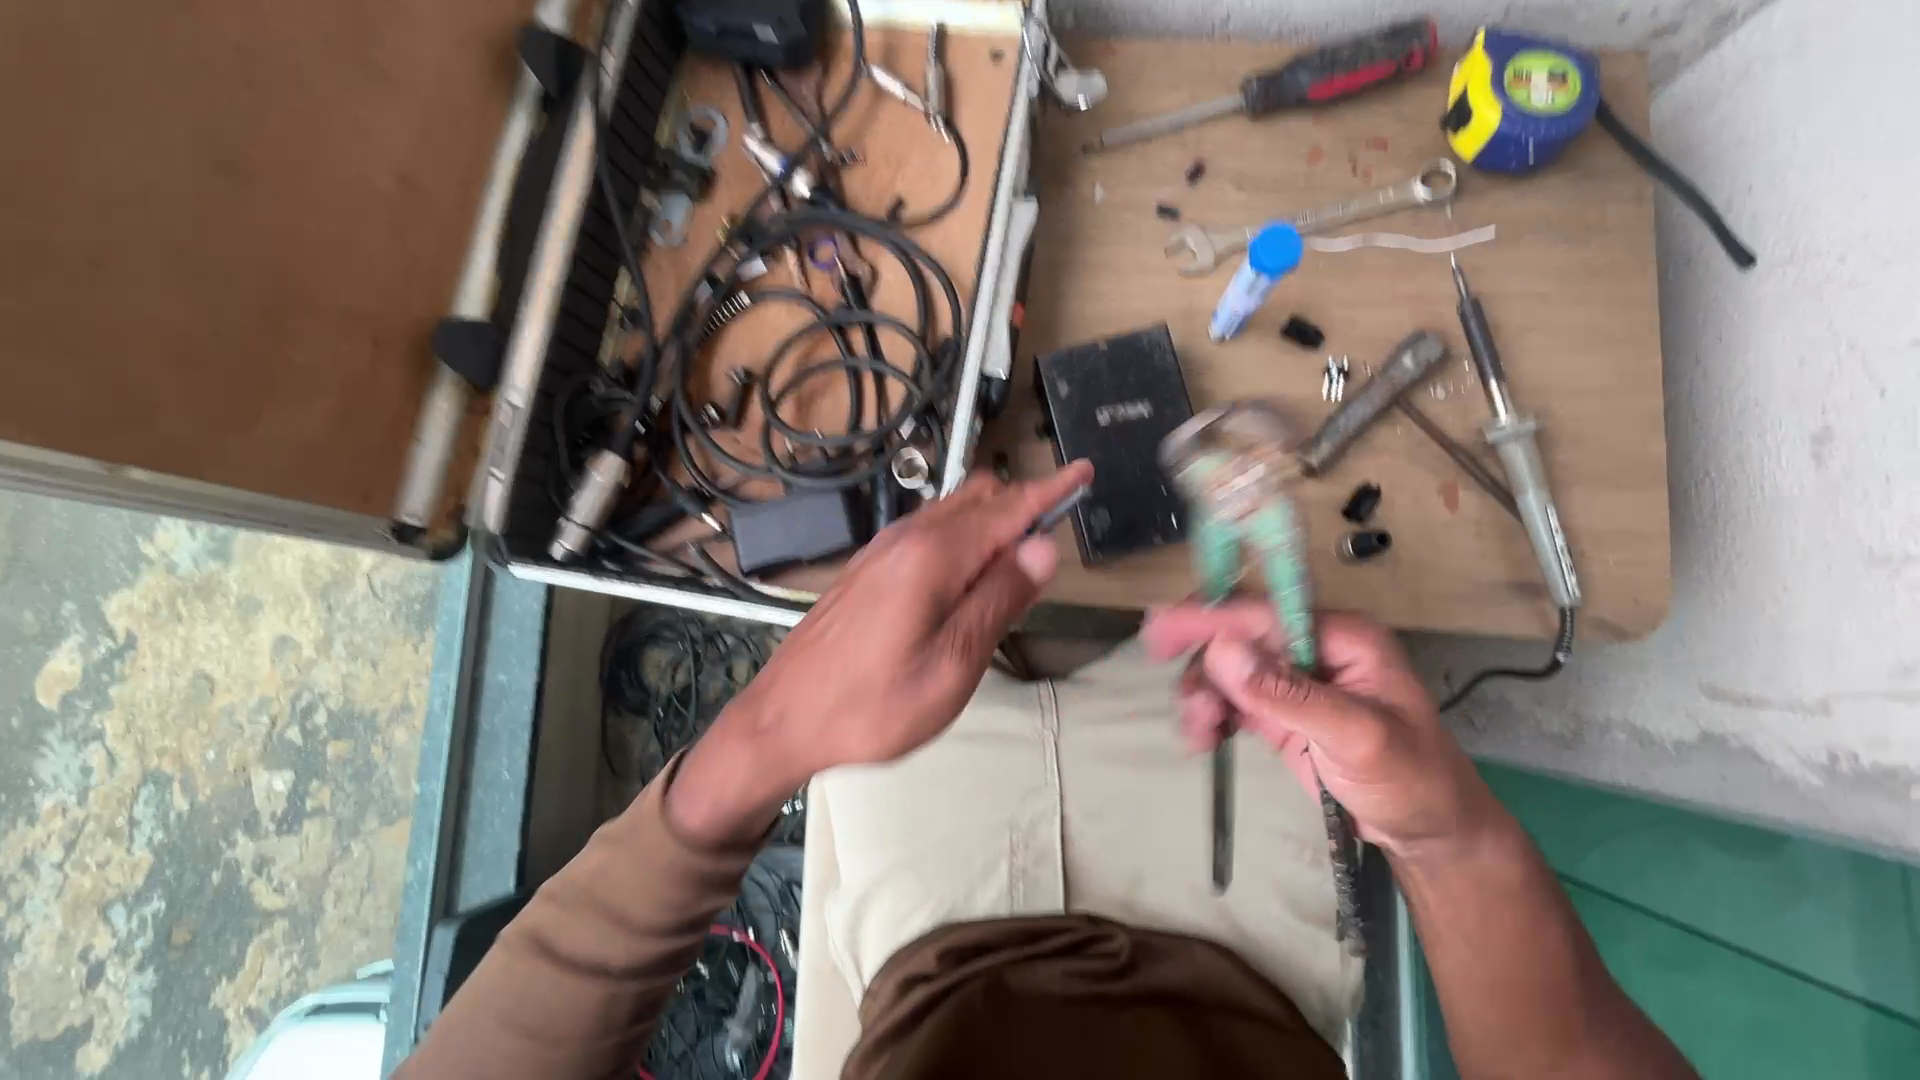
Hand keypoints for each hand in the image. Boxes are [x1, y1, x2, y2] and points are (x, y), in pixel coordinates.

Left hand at [667, 461, 1094, 845]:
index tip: (1085, 472)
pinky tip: (968, 580)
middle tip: (1053, 550)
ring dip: (993, 524)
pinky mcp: (869, 569)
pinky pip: (929, 533)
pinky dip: (964, 539)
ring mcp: (882, 551)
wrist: (782, 720)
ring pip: (953, 513)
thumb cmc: (872, 706)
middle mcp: (907, 538)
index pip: (1008, 508)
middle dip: (1023, 508)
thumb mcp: (951, 665)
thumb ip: (999, 600)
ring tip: (1017, 568)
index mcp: (933, 556)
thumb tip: (1043, 546)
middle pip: (980, 500)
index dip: (1051, 490)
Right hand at [1141, 603, 1496, 857]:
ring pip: (1225, 670)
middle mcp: (1312, 648)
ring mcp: (1293, 680)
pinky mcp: (1279, 711)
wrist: (1430, 834)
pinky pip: (1229, 699)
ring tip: (1201, 735)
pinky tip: (1205, 738)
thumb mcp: (1357, 737)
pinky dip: (1210, 715)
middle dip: (1204, 668)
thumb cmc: (1413, 780)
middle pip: (1235, 638)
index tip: (1159, 628)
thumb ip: (1290, 695)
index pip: (1263, 614)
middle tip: (1187, 706)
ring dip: (1203, 696)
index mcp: (1341, 636)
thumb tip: (1222, 651)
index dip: (1208, 618)